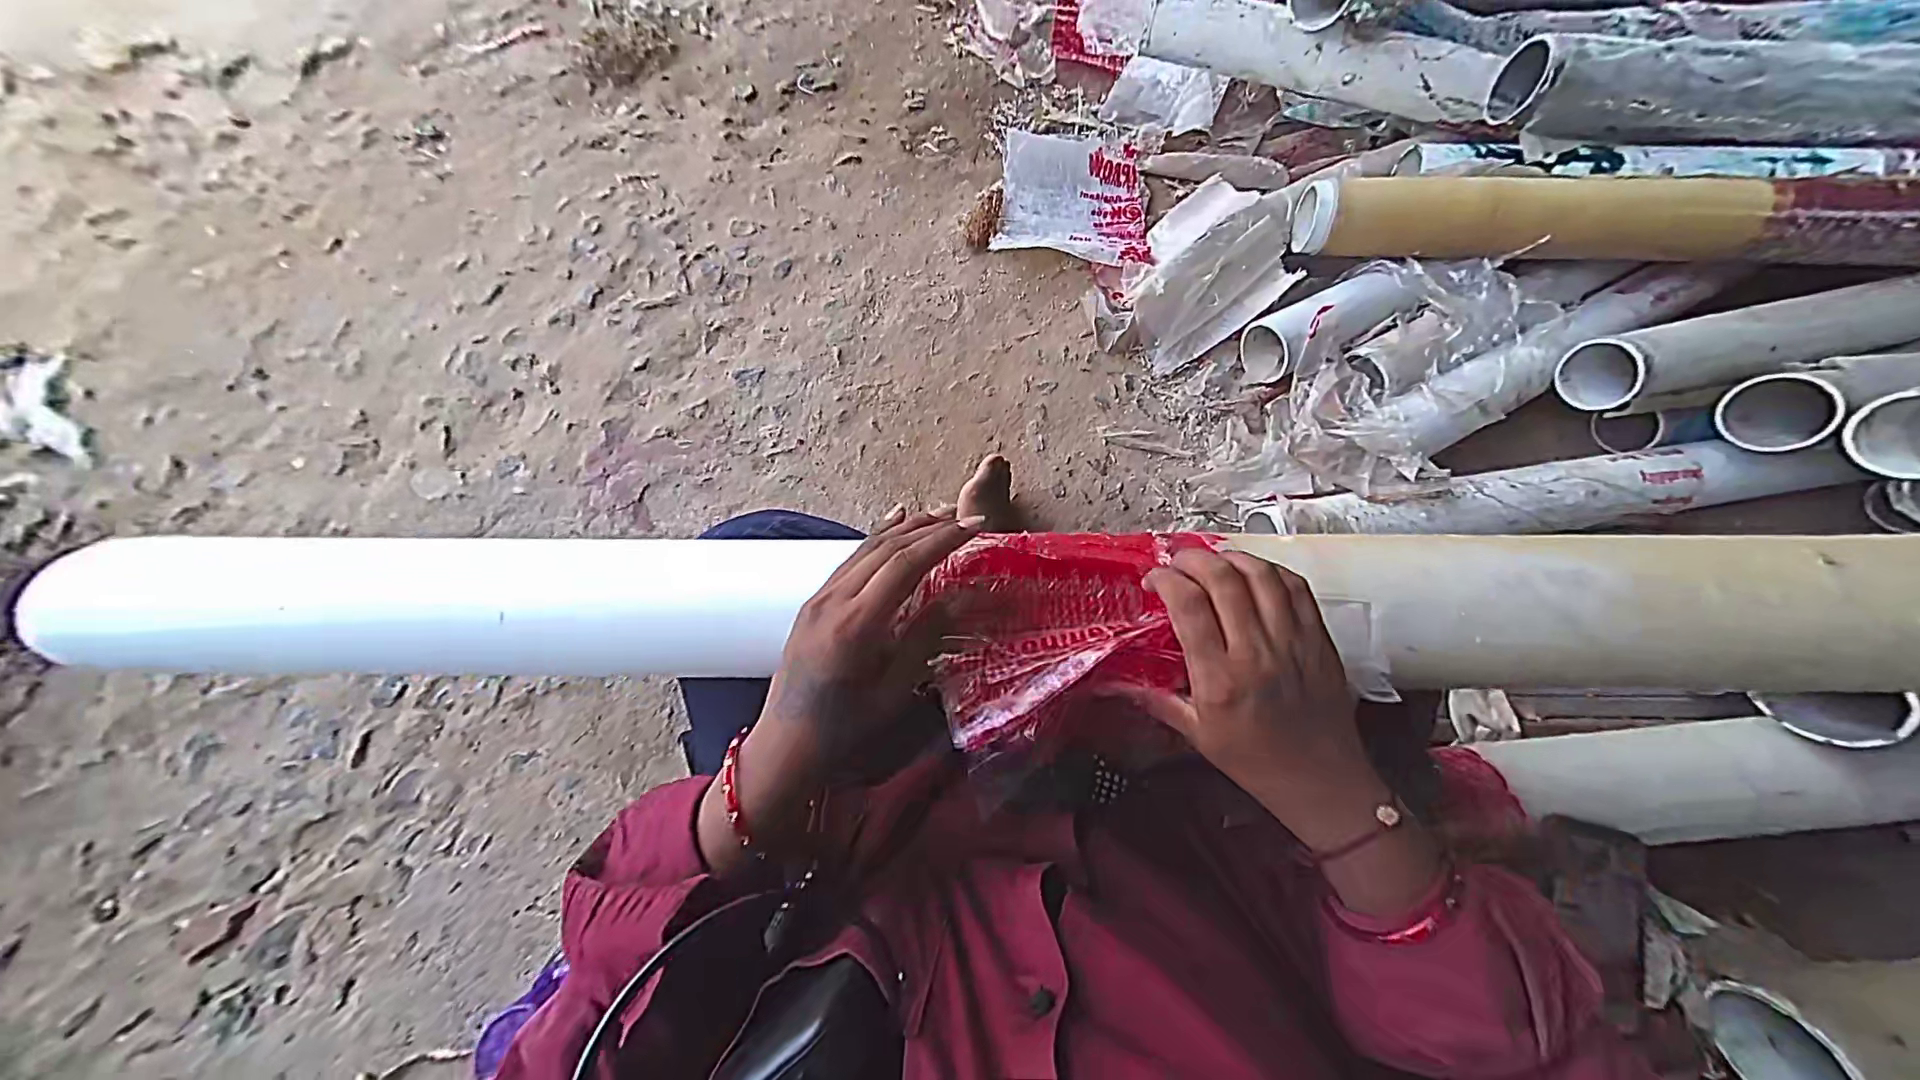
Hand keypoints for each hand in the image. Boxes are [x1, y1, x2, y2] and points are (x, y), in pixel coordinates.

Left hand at [697, 507, 982, 875]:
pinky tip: (894, 526)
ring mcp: (819, 598)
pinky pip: (850, 560)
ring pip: (866, 549)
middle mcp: (833, 601)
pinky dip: (877, 540)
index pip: (905, 565)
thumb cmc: (844, 728)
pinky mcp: (813, 602)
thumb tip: (954, 600)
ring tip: (939, 516)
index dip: (942, 541)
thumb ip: (923, 641)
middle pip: (886, 549)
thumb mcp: (893, 691)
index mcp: (856, 624)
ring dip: (905, 529)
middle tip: (964, 518)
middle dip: (928, 528)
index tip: (973, 527)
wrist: (785, 742)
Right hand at [1142, 548, 1366, 793]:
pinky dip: (1270, 570)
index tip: (1155, 579)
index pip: (1187, 605)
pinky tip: (1254, 573)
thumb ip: (1155, 699)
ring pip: (1260, 575)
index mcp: (1219, 679)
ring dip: (1230, 557)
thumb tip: (1116, 682)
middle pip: (1222, 579)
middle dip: (1192, 559)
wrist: (1320, 781)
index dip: (1165, 579)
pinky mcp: (1318, 639)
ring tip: (1213, 561)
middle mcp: (1255, 654)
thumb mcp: (1196, 733)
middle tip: (1178, 562)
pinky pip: (1296, 587)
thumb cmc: (1255, 761)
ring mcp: (1292, 642)